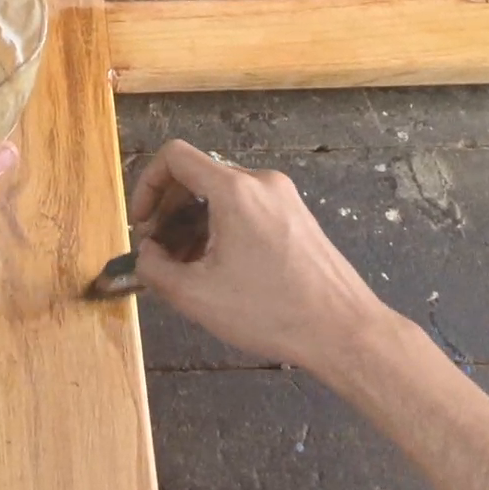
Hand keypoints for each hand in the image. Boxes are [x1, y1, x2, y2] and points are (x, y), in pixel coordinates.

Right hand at [129, 139, 396, 378]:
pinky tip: (215, 266)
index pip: (174, 157)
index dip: (146, 185)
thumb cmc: (270, 311)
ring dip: (191, 222)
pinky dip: (219, 227)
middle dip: (167, 210)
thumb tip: (146, 252)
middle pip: (196, 175)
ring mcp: (282, 197)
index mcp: (234, 190)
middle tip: (157, 250)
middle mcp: (260, 182)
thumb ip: (154, 268)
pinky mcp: (295, 215)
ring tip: (184, 264)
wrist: (346, 333)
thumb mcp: (196, 295)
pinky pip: (243, 207)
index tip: (142, 224)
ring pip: (219, 194)